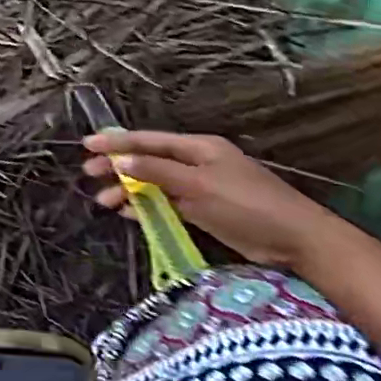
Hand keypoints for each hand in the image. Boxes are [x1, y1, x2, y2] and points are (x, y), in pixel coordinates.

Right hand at [82, 130, 344, 267]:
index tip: (86, 145)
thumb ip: (157, 171)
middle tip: (88, 173)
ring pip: (151, 182)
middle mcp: (196, 163)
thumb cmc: (247, 205)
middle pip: (147, 160)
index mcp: (199, 148)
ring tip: (103, 201)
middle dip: (116, 166)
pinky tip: (126, 212)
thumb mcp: (198, 185)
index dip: (116, 142)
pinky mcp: (200, 208)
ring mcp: (198, 186)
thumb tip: (120, 159)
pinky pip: (163, 201)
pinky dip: (143, 205)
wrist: (294, 240)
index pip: (149, 140)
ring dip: (126, 190)